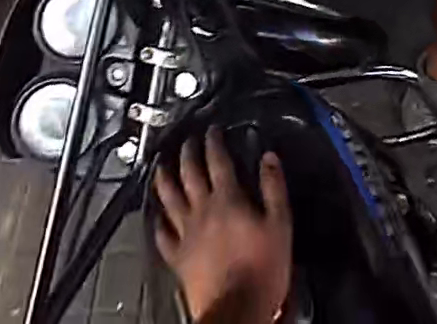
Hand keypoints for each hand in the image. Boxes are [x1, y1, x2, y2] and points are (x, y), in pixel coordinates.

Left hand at [153, 129, 292, 323]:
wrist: (238, 312)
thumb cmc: (262, 268)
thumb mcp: (280, 223)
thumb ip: (273, 187)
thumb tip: (269, 157)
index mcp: (227, 198)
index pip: (217, 160)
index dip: (214, 141)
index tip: (212, 130)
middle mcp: (202, 209)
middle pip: (189, 173)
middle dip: (187, 152)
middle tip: (187, 141)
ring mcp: (186, 233)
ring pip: (169, 198)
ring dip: (164, 178)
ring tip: (161, 166)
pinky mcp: (178, 258)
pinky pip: (163, 237)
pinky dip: (158, 223)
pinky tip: (157, 217)